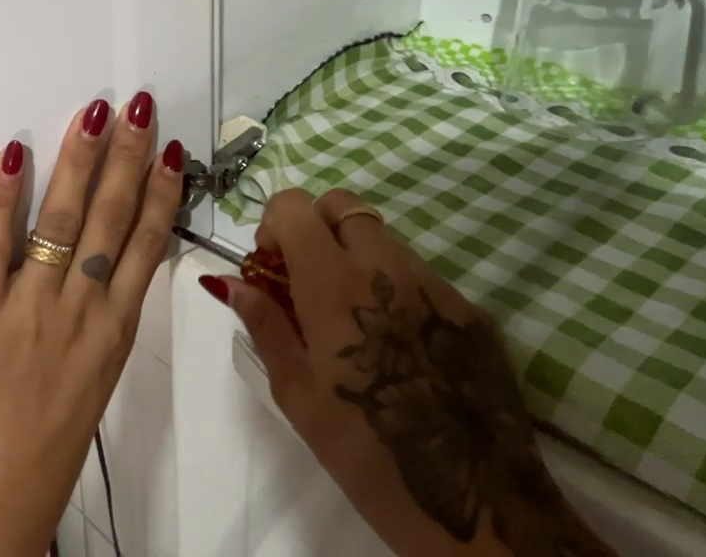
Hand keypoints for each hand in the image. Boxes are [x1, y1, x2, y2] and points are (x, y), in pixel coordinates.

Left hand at [0, 95, 184, 556]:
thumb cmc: (51, 437)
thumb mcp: (98, 371)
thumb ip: (105, 310)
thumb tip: (114, 254)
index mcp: (115, 326)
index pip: (147, 243)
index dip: (161, 191)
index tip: (170, 148)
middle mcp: (83, 307)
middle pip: (112, 218)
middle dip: (127, 157)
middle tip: (137, 106)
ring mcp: (33, 304)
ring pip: (63, 219)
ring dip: (80, 162)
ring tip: (92, 114)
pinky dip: (4, 194)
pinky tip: (15, 153)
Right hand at [205, 189, 613, 556]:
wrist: (476, 502)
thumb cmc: (364, 448)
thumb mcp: (297, 391)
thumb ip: (264, 324)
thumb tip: (228, 282)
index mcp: (333, 282)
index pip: (295, 205)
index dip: (274, 224)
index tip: (271, 267)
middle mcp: (386, 266)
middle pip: (343, 204)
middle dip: (315, 224)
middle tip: (306, 277)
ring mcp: (436, 285)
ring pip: (384, 236)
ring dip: (355, 253)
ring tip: (351, 316)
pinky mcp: (470, 312)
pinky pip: (421, 273)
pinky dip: (394, 285)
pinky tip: (395, 343)